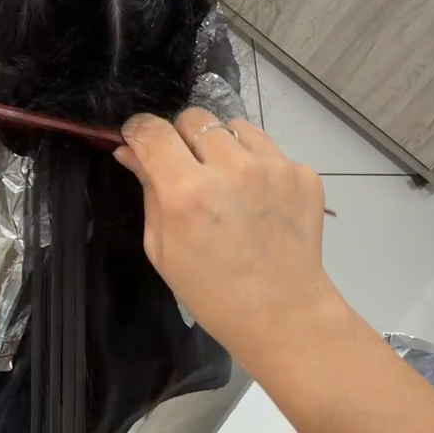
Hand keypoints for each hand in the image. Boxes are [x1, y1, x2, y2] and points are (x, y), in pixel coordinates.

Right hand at [115, 109, 340, 368]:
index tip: (138, 140)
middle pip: (194, 119)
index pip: (153, 131)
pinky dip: (255, 166)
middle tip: (185, 168)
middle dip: (181, 137)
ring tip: (226, 184)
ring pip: (233, 127)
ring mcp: (272, 167)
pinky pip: (268, 150)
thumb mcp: (162, 249)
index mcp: (185, 192)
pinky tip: (257, 201)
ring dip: (221, 147)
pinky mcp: (301, 173)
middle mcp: (229, 169)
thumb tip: (131, 153)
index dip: (139, 131)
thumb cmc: (210, 292)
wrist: (280, 313)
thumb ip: (148, 193)